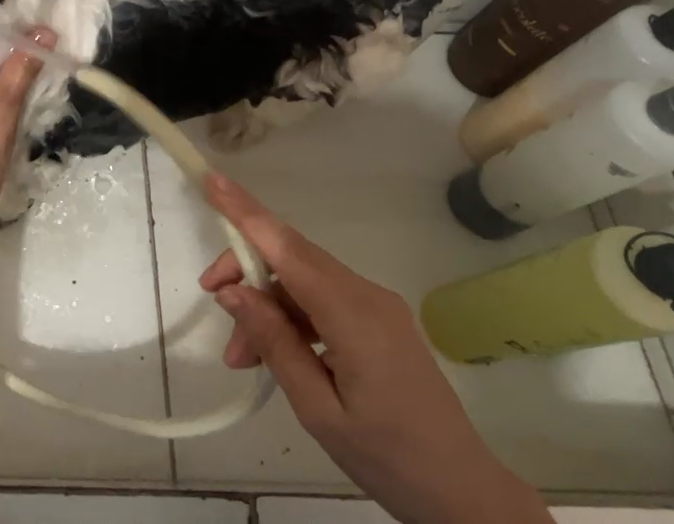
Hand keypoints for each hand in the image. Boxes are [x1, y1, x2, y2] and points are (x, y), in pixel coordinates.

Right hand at [200, 173, 551, 523]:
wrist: (462, 493)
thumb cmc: (387, 457)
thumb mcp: (317, 408)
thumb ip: (274, 342)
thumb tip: (233, 292)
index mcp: (353, 314)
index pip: (287, 248)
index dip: (246, 213)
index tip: (212, 180)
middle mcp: (366, 295)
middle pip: (291, 258)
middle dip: (245, 271)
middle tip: (212, 304)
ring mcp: (376, 306)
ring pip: (303, 282)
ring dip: (266, 306)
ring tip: (240, 358)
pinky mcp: (379, 321)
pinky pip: (322, 301)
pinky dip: (290, 318)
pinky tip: (271, 353)